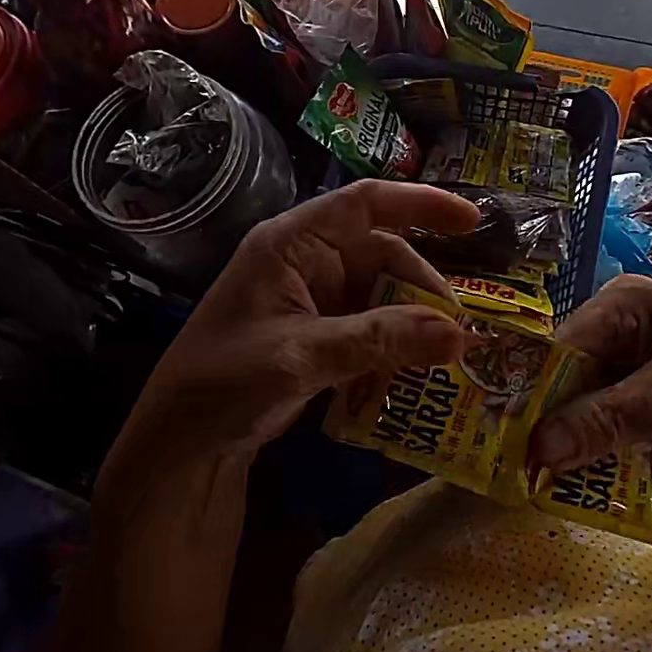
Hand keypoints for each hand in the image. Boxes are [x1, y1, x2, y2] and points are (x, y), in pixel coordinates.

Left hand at [127, 180, 481, 456]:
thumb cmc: (224, 383)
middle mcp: (306, 261)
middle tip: (457, 329)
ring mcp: (313, 299)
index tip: (472, 221)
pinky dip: (394, 344)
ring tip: (444, 353)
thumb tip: (459, 334)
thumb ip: (380, 340)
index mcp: (292, 243)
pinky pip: (371, 326)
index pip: (365, 203)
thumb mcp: (301, 355)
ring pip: (382, 294)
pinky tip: (413, 370)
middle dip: (422, 287)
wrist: (179, 448)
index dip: (421, 204)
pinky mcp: (319, 334)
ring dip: (412, 320)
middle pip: (383, 254)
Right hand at [530, 275, 651, 477]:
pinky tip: (576, 466)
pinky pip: (599, 408)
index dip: (535, 390)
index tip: (509, 435)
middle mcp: (616, 320)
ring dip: (567, 430)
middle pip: (566, 369)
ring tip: (539, 471)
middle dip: (548, 414)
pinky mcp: (635, 382)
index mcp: (623, 300)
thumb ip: (604, 421)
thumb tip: (537, 452)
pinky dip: (590, 436)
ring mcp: (626, 352)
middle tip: (519, 461)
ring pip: (579, 393)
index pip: (563, 344)